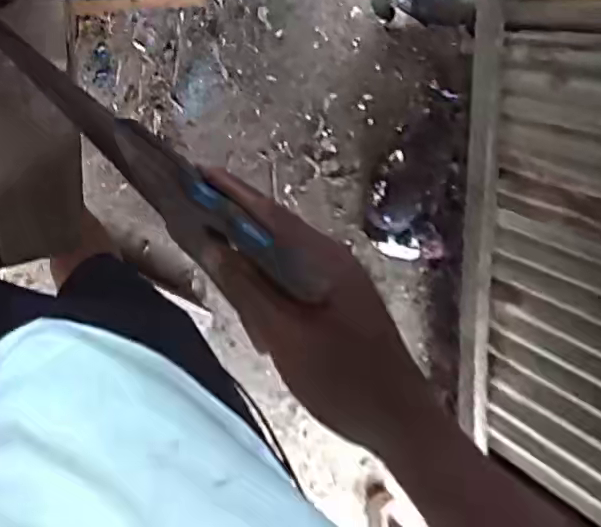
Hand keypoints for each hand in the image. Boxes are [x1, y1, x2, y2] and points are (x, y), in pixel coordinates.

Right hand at [194, 167, 424, 451]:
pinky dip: (264, 272)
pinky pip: (292, 272)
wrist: (405, 428)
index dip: (232, 191)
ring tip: (211, 242)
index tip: (199, 172)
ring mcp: (337, 277)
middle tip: (195, 203)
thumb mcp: (286, 336)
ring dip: (248, 246)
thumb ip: (248, 288)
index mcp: (323, 258)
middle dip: (235, 213)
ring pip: (282, 251)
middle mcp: (331, 257)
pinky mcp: (337, 296)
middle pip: (275, 226)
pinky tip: (247, 289)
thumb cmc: (345, 382)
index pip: (269, 213)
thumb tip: (212, 247)